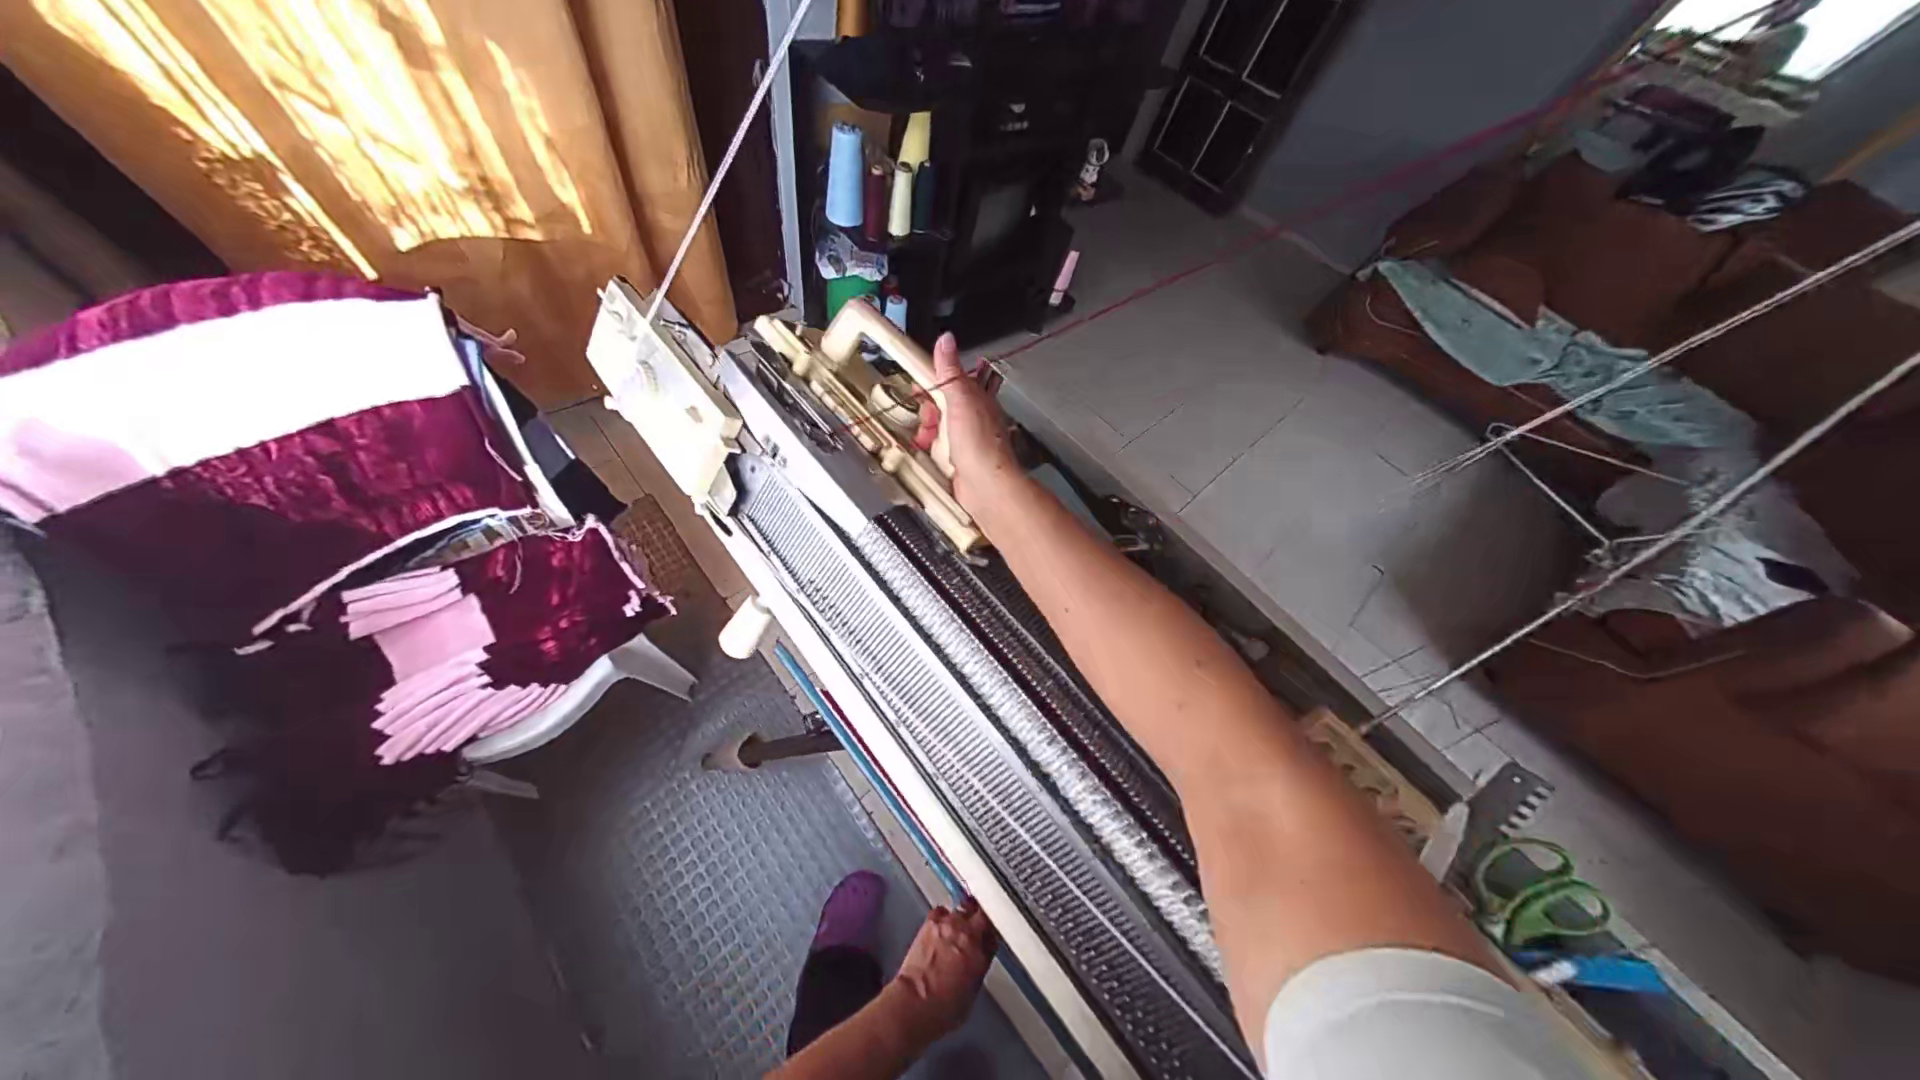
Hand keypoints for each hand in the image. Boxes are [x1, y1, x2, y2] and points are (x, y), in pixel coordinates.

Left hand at [889, 898, 996, 1041]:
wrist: (916, 1002)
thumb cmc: (944, 1008)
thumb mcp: (972, 992)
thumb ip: (978, 968)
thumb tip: (977, 961)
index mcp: (982, 956)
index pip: (993, 937)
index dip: (990, 938)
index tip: (987, 941)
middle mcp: (969, 936)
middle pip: (981, 916)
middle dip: (980, 922)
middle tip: (975, 930)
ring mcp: (950, 926)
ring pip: (962, 911)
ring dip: (961, 919)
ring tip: (956, 929)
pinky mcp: (931, 922)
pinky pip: (941, 911)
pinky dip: (942, 917)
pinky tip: (939, 926)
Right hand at [914, 333, 1018, 513]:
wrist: (986, 487)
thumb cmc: (983, 447)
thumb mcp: (961, 400)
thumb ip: (950, 372)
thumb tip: (946, 341)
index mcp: (974, 398)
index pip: (946, 380)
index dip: (928, 382)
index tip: (916, 386)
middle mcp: (970, 418)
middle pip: (936, 405)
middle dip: (926, 413)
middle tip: (928, 420)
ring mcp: (962, 440)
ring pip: (933, 428)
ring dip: (926, 434)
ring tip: (929, 441)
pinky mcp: (955, 460)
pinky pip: (934, 449)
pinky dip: (929, 451)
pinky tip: (932, 455)